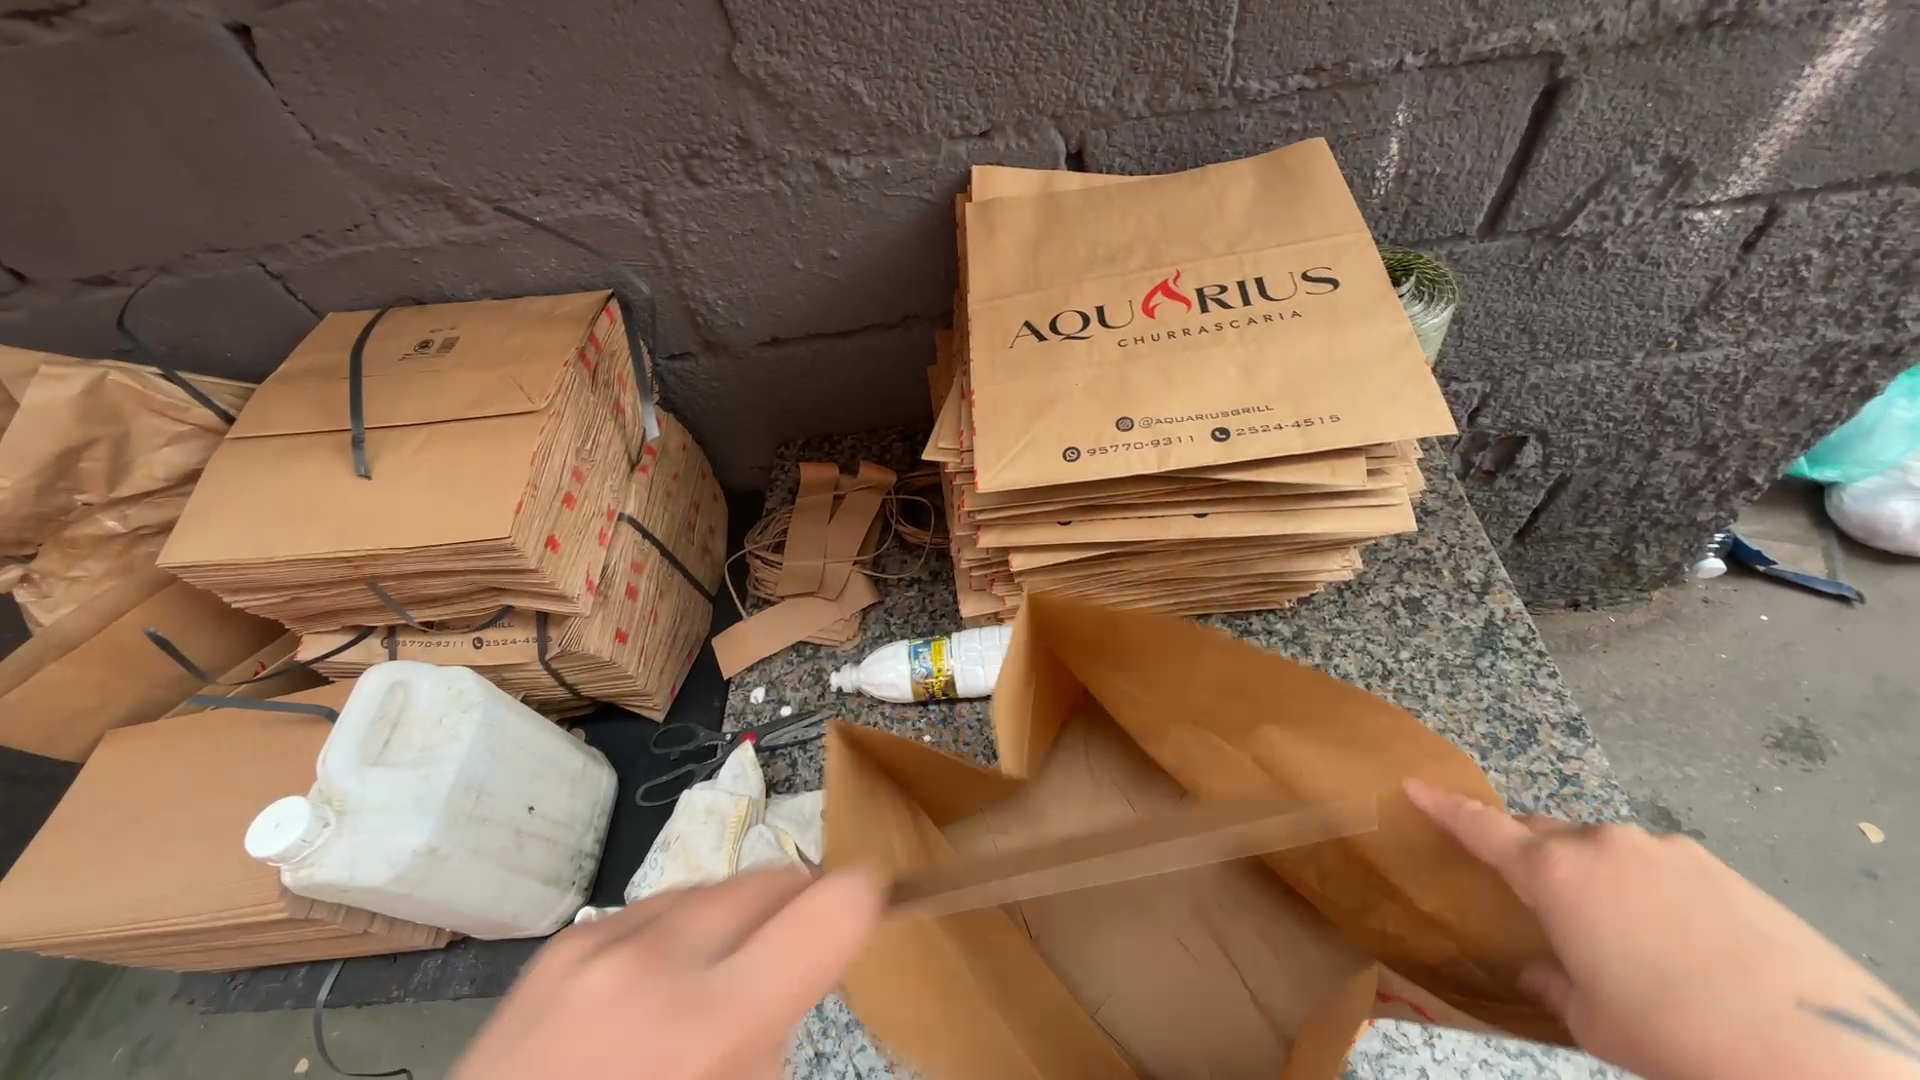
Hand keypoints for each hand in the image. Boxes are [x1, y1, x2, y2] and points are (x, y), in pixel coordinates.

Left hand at [451, 869, 884, 1079]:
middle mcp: (654, 960)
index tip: (865, 916)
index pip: (832, 907)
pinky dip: (680, 932)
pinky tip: (658, 987)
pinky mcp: (563, 943)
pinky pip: (656, 907)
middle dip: (799, 910)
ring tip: (718, 981)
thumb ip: (775, 1036)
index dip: (862, 903)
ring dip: (737, 921)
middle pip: (773, 879)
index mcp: (709, 1024)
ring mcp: (599, 942)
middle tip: (795, 960)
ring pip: (716, 887)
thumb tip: (788, 987)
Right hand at [1405, 779, 1919, 1079]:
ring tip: (1619, 930)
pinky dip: (1646, 888)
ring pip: (1605, 848)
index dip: (1442, 806)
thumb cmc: (1670, 1033)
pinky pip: (1657, 865)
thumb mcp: (1591, 1019)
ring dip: (1593, 874)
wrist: (1818, 1056)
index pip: (1481, 827)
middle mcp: (1603, 845)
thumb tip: (1543, 970)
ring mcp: (1666, 851)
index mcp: (1554, 875)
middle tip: (1534, 894)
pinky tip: (1678, 938)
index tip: (1413, 784)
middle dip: (1529, 851)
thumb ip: (1552, 980)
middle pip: (1544, 832)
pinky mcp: (1721, 868)